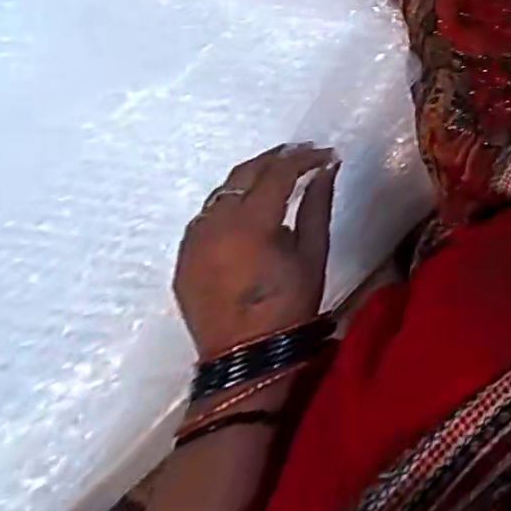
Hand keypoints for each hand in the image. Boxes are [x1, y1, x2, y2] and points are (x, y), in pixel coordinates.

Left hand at [175, 143, 339, 359]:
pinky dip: (229, 203)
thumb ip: (317, 204)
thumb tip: (326, 169)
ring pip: (220, 193)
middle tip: (303, 154)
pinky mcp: (183, 259)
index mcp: (250, 224)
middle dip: (275, 159)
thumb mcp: (313, 251)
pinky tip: (249, 207)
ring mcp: (193, 243)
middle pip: (243, 174)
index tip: (326, 154)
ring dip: (250, 178)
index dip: (304, 158)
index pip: (277, 173)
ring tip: (278, 176)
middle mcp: (215, 226)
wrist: (246, 356)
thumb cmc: (290, 303)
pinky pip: (206, 217)